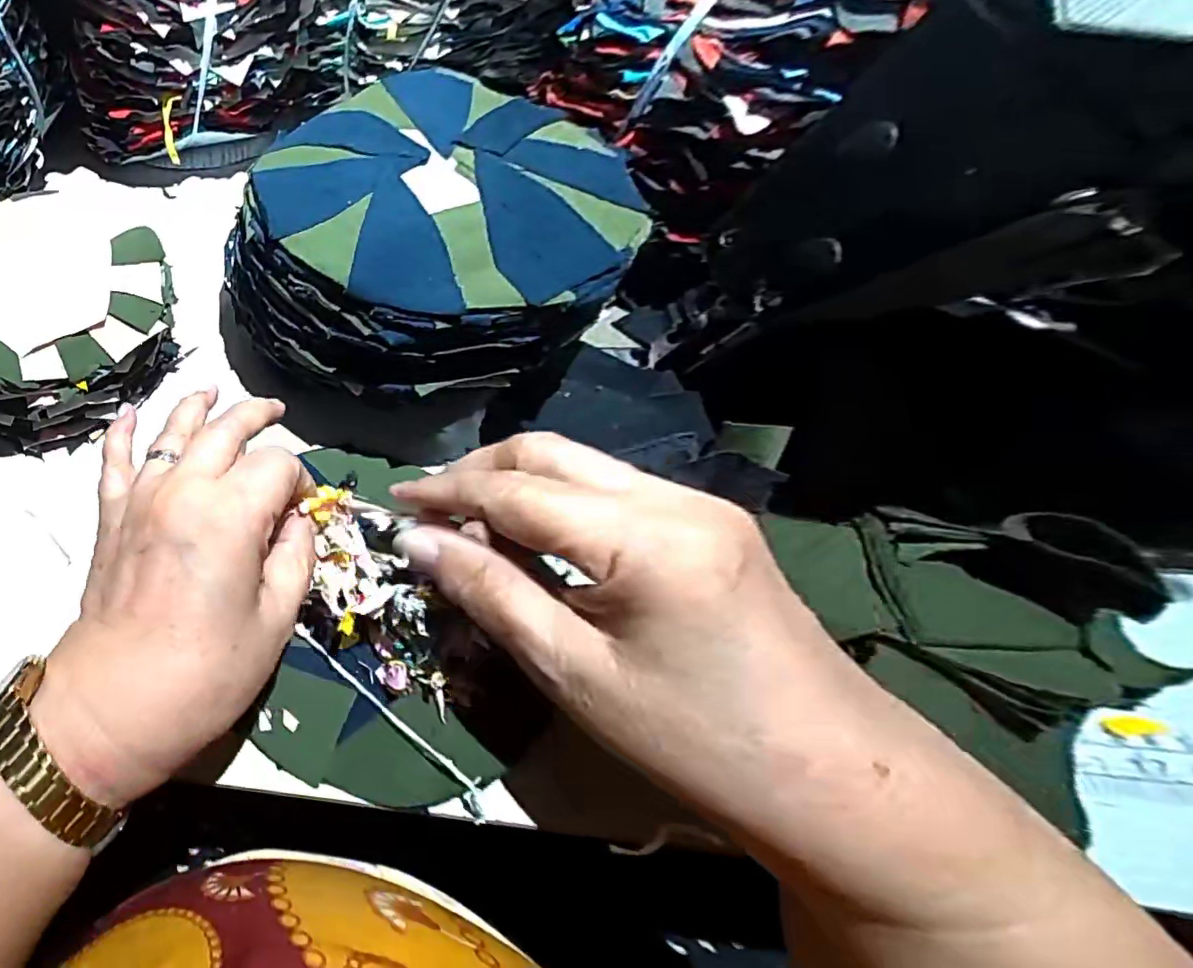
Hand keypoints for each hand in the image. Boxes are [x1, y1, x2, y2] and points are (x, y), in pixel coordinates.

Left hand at [28, 389, 314, 807]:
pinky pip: (114, 460)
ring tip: (211, 389)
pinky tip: (129, 415)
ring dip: (195, 407)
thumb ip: (294, 557)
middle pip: (225, 430)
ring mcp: (140, 497)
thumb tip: (297, 520)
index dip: (298, 480)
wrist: (113, 701)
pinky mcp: (111, 515)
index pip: (276, 465)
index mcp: (231, 512)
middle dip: (255, 416)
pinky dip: (122, 433)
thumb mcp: (274, 621)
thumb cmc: (204, 673)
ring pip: (170, 431)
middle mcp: (184, 488)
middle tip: (274, 411)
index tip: (302, 510)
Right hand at [387, 433, 905, 827]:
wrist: (843, 786)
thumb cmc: (695, 740)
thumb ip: (490, 592)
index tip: (395, 503)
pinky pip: (606, 490)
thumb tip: (418, 541)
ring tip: (468, 527)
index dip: (446, 492)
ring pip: (577, 464)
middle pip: (547, 452)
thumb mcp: (573, 671)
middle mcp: (674, 499)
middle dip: (475, 471)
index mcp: (645, 538)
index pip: (516, 490)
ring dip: (512, 484)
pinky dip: (552, 503)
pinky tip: (530, 540)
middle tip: (428, 510)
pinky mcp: (707, 523)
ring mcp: (697, 505)